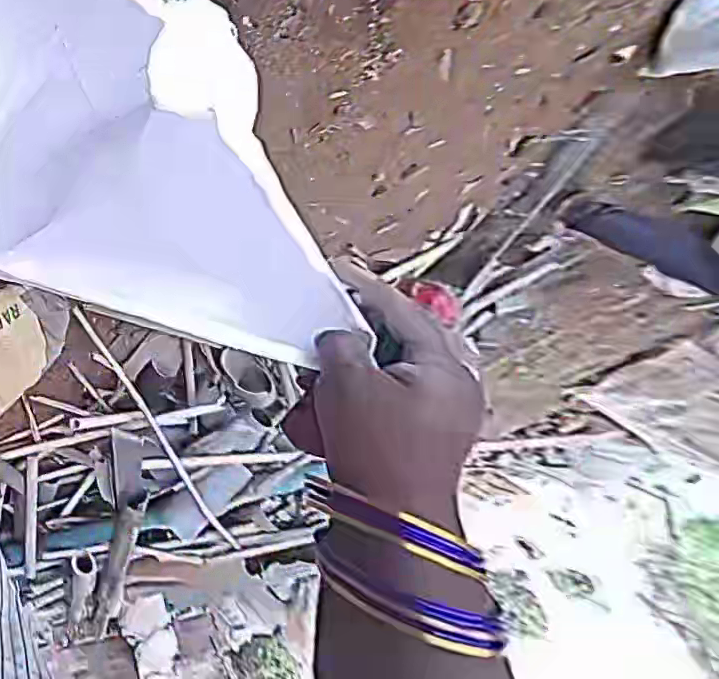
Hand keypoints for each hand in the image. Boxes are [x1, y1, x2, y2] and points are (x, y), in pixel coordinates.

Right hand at [284, 259, 484, 522]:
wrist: (389, 509)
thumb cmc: (377, 447)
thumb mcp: (346, 380)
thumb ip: (342, 343)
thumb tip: (339, 337)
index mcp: (446, 370)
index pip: (404, 312)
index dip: (366, 288)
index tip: (341, 270)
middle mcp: (453, 387)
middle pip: (403, 337)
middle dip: (361, 330)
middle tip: (332, 319)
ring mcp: (440, 409)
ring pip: (391, 363)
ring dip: (353, 363)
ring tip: (326, 377)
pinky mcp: (420, 426)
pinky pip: (385, 389)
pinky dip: (356, 385)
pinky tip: (332, 399)